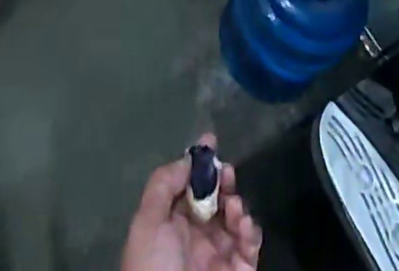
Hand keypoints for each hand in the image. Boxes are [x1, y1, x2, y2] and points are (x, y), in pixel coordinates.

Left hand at [121, 135, 262, 270]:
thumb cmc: (153, 266)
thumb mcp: (148, 222)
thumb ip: (164, 185)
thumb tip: (187, 158)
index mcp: (169, 223)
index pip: (187, 185)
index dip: (199, 163)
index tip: (211, 140)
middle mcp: (194, 236)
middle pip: (214, 197)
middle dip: (223, 180)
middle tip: (227, 173)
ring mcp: (217, 255)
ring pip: (234, 217)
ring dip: (237, 204)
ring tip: (234, 206)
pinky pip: (250, 245)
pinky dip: (250, 231)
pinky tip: (244, 227)